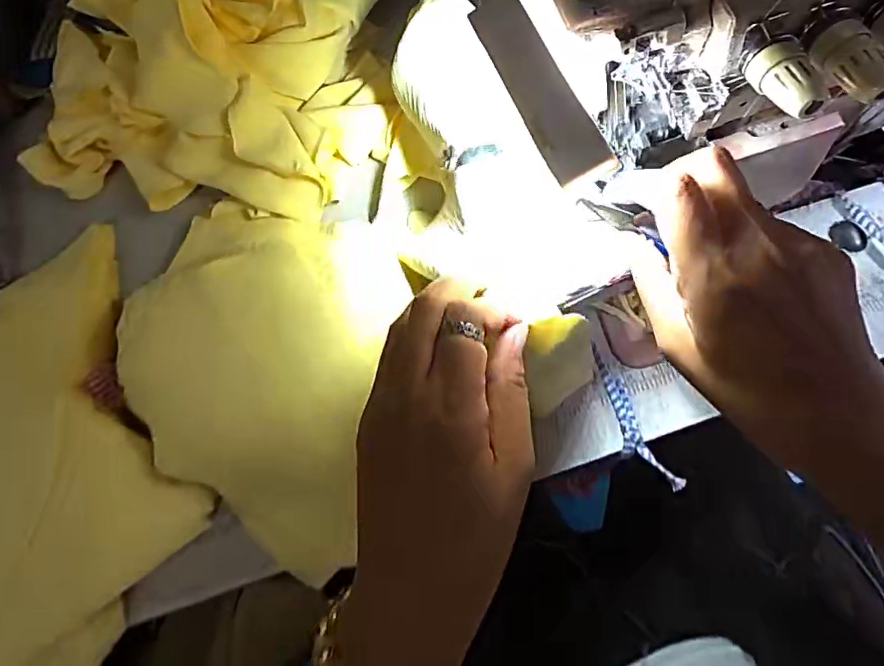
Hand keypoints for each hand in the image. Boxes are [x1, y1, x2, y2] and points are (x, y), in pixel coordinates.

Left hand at [339, 279, 532, 665]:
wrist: (407, 595)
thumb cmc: (476, 536)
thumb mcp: (515, 466)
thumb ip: (512, 390)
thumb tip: (514, 330)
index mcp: (449, 409)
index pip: (463, 321)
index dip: (492, 305)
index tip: (516, 318)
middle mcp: (406, 394)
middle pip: (424, 309)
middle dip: (459, 288)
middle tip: (492, 295)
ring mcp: (379, 403)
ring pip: (400, 324)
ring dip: (434, 304)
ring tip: (469, 309)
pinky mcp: (367, 416)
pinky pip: (389, 352)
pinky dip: (416, 330)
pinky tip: (441, 343)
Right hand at [628, 146, 883, 471]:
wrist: (841, 412)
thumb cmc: (751, 392)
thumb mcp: (680, 347)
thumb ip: (651, 284)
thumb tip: (634, 242)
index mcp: (712, 272)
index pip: (679, 186)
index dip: (654, 184)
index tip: (643, 199)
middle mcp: (755, 244)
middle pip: (714, 165)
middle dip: (688, 176)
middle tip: (678, 208)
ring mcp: (796, 242)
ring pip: (745, 199)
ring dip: (725, 218)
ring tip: (731, 268)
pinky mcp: (824, 248)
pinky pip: (777, 227)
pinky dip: (760, 243)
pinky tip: (769, 286)